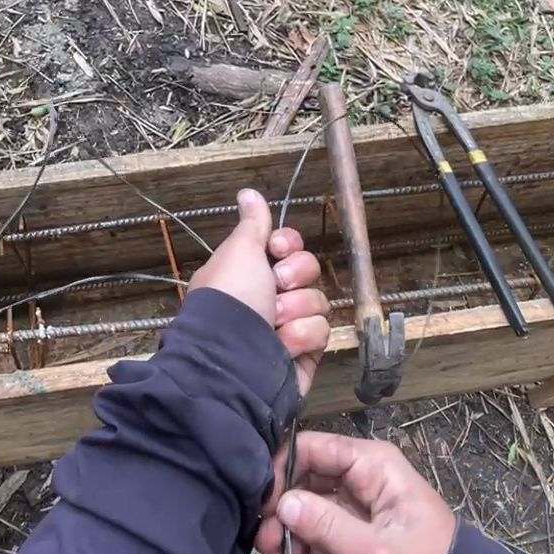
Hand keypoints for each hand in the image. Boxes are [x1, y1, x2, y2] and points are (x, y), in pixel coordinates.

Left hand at [189, 188, 328, 394]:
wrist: (233, 361)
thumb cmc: (231, 300)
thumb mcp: (239, 252)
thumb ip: (253, 224)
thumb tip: (249, 192)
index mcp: (250, 271)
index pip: (290, 245)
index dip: (289, 245)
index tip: (276, 250)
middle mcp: (269, 296)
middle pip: (308, 269)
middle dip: (294, 278)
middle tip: (275, 289)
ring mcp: (289, 325)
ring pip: (318, 301)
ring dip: (295, 310)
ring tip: (274, 325)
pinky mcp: (306, 353)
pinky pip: (322, 331)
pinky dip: (302, 336)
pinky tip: (284, 345)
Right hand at [253, 432, 455, 553]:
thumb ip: (327, 525)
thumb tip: (282, 503)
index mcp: (373, 466)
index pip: (316, 449)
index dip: (284, 469)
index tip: (260, 501)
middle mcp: (361, 480)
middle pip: (305, 482)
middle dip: (280, 515)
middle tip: (262, 546)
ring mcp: (355, 512)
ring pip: (306, 514)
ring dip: (285, 542)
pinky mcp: (351, 541)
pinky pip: (316, 540)